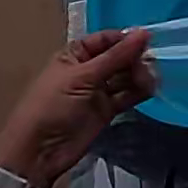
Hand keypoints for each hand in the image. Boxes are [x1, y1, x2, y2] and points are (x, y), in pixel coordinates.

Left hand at [0, 29, 155, 186]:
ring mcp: (98, 90)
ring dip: (139, 75)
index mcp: (77, 54)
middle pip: (119, 56)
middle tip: (148, 66)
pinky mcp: (106, 110)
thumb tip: (145, 32)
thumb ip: (116, 56)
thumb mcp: (83, 77)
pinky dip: (138, 91)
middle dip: (135, 58)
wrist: (37, 154)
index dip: (126, 38)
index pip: (107, 39)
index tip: (148, 40)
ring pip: (125, 75)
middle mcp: (89, 69)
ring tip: (148, 81)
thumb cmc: (53, 106)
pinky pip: (126, 95)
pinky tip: (149, 89)